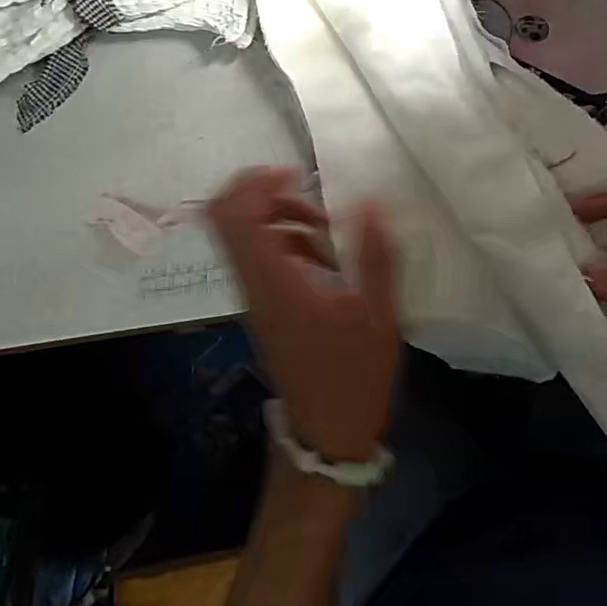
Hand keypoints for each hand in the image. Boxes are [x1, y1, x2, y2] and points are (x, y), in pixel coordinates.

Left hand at [208, 167, 400, 461]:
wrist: (327, 432)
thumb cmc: (354, 374)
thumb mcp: (378, 313)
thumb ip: (374, 254)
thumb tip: (372, 200)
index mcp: (274, 280)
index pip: (234, 215)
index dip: (255, 182)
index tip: (297, 173)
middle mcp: (253, 284)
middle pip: (228, 217)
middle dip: (264, 193)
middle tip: (306, 189)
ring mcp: (254, 297)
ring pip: (245, 236)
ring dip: (280, 218)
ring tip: (327, 225)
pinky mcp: (264, 308)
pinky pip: (261, 258)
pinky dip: (286, 242)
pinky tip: (326, 257)